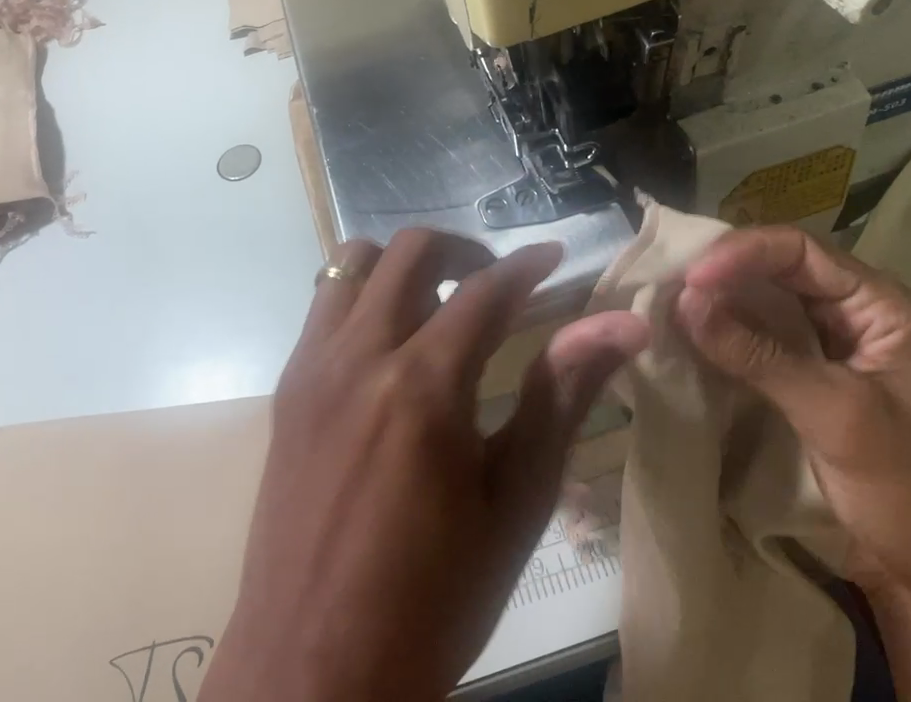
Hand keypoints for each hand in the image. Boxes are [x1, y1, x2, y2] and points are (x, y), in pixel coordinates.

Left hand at [203, 230, 649, 701]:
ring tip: (440, 304)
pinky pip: (322, 307)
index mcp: (423, 387)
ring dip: (403, 265)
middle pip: (411, 252)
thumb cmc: (434, 597)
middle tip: (500, 284)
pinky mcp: (286, 392)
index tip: (555, 258)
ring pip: (353, 265)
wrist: (315, 664)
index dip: (528, 266)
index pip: (486, 290)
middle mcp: (359, 357)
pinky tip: (391, 346)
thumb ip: (563, 396)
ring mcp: (312, 370)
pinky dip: (362, 296)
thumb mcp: (516, 502)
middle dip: (465, 250)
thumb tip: (624, 324)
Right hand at [677, 226, 910, 701]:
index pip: (802, 252)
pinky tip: (688, 343)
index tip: (690, 278)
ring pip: (766, 308)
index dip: (743, 254)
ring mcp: (832, 351)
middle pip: (780, 272)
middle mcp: (856, 316)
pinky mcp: (810, 385)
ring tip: (664, 309)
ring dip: (719, 306)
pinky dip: (725, 341)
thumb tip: (685, 301)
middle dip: (723, 274)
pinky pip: (761, 346)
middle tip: (664, 289)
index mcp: (883, 307)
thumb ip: (761, 356)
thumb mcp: (839, 416)